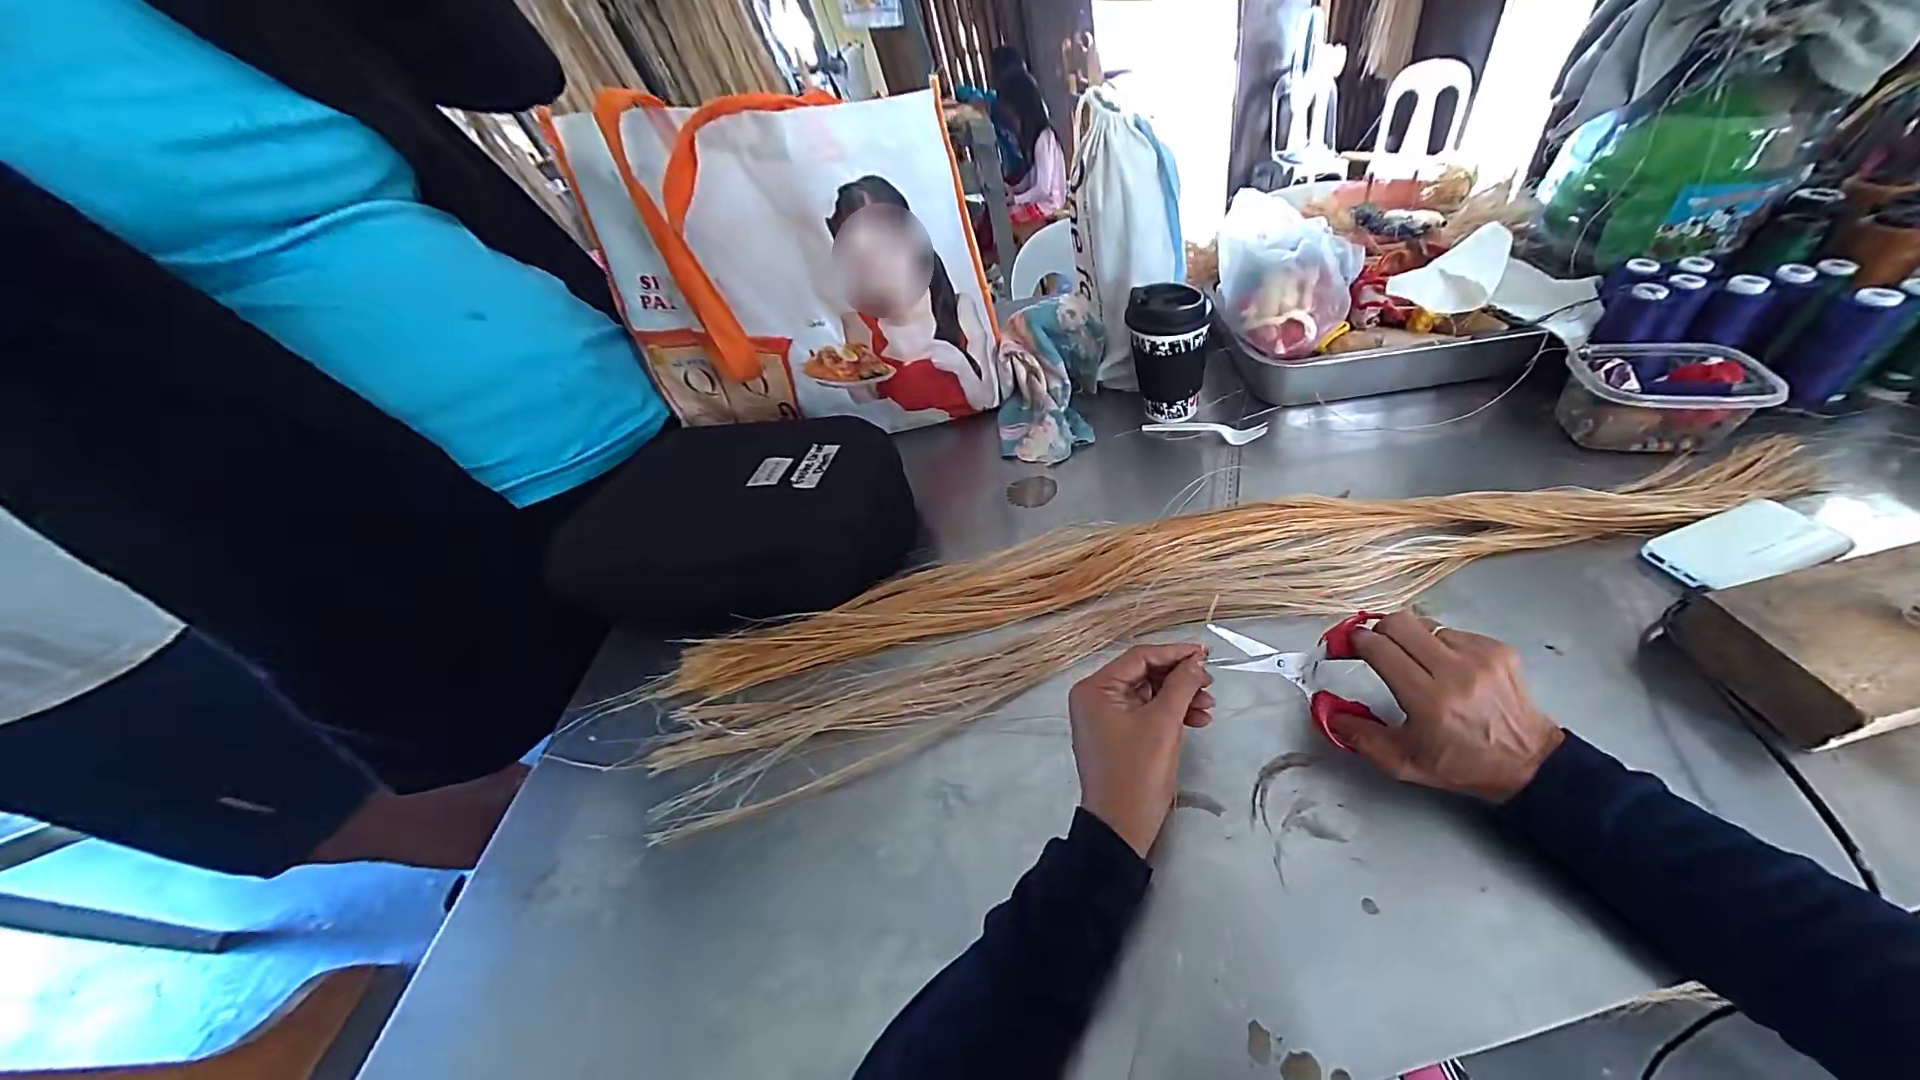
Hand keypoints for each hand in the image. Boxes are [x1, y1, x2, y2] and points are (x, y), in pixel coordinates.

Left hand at [1067, 644, 1214, 856]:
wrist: (1121, 825)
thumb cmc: (1138, 772)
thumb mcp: (1163, 723)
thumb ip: (1181, 685)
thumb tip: (1196, 661)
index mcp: (1095, 688)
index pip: (1138, 657)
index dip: (1174, 653)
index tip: (1205, 654)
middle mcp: (1094, 696)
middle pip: (1142, 673)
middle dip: (1178, 678)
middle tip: (1210, 684)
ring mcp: (1103, 716)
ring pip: (1147, 693)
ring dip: (1178, 696)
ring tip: (1208, 705)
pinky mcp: (1115, 733)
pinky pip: (1144, 711)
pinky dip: (1169, 713)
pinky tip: (1196, 719)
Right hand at [1333, 611, 1564, 802]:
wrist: (1532, 765)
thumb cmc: (1463, 764)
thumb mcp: (1401, 762)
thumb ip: (1356, 735)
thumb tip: (1325, 708)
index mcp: (1429, 700)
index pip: (1378, 647)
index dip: (1351, 641)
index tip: (1340, 647)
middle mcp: (1455, 672)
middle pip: (1396, 623)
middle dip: (1374, 632)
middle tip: (1369, 648)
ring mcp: (1480, 656)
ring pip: (1422, 623)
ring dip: (1405, 637)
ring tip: (1408, 659)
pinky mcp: (1497, 649)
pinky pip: (1449, 631)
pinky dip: (1435, 643)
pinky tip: (1440, 665)